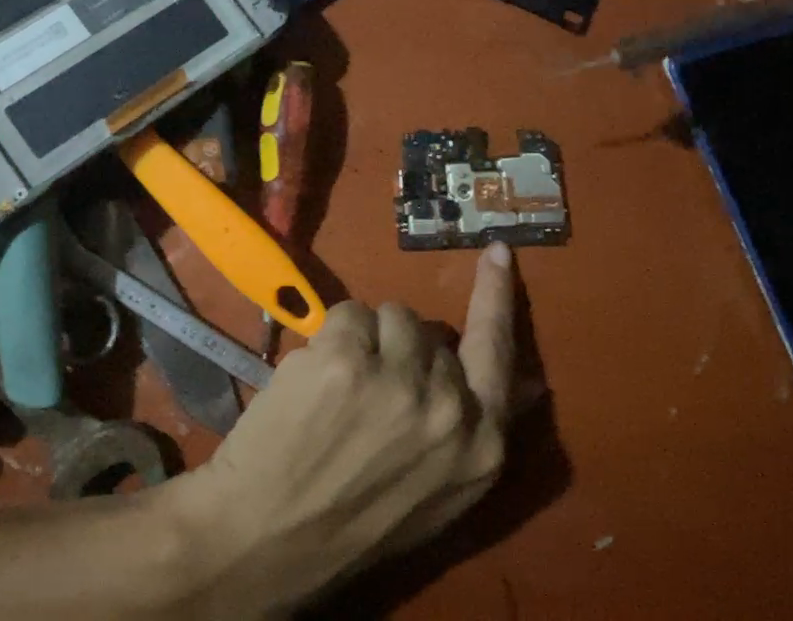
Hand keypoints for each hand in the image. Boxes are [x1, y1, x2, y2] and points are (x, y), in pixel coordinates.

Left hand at [171, 243, 516, 615]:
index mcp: (482, 447)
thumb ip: (474, 430)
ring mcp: (396, 380)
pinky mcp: (345, 359)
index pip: (500, 352)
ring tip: (338, 388)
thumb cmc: (352, 521)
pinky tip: (314, 382)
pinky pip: (348, 314)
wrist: (264, 540)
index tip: (498, 252)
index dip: (497, 297)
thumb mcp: (441, 492)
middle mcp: (449, 409)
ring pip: (391, 316)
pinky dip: (328, 338)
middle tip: (366, 392)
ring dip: (365, 339)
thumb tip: (528, 383)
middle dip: (401, 349)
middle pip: (431, 334)